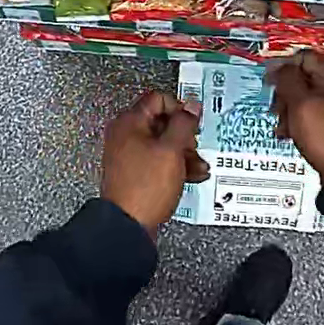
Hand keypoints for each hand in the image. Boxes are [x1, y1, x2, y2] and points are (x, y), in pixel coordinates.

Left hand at [100, 91, 209, 234]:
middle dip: (184, 135)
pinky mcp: (134, 173)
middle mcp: (125, 135)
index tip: (192, 122)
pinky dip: (175, 165)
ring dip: (184, 152)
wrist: (128, 225)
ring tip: (198, 166)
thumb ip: (184, 124)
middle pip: (161, 122)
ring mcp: (128, 154)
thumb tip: (191, 106)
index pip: (158, 99)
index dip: (179, 108)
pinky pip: (158, 161)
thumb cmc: (145, 186)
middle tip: (194, 146)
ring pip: (162, 143)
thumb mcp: (172, 149)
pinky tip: (190, 175)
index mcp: (130, 122)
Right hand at [269, 52, 323, 180]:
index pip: (305, 58)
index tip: (270, 81)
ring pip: (307, 99)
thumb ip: (288, 81)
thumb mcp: (301, 105)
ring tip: (282, 126)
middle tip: (276, 108)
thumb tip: (280, 65)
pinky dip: (300, 122)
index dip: (284, 67)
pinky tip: (290, 134)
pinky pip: (314, 116)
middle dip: (285, 94)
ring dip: (290, 110)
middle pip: (305, 79)